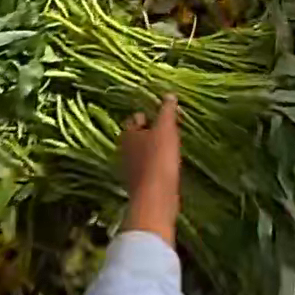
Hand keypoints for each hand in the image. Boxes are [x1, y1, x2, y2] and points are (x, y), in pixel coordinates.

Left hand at [120, 95, 180, 245]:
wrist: (156, 199)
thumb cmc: (159, 159)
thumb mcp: (166, 129)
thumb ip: (167, 111)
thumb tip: (170, 95)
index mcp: (127, 133)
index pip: (135, 118)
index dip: (148, 115)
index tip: (162, 117)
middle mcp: (124, 150)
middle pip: (137, 136)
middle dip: (149, 133)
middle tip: (167, 133)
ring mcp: (130, 169)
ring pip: (142, 154)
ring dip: (153, 151)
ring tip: (170, 150)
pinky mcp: (139, 185)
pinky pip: (148, 170)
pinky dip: (155, 167)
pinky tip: (167, 169)